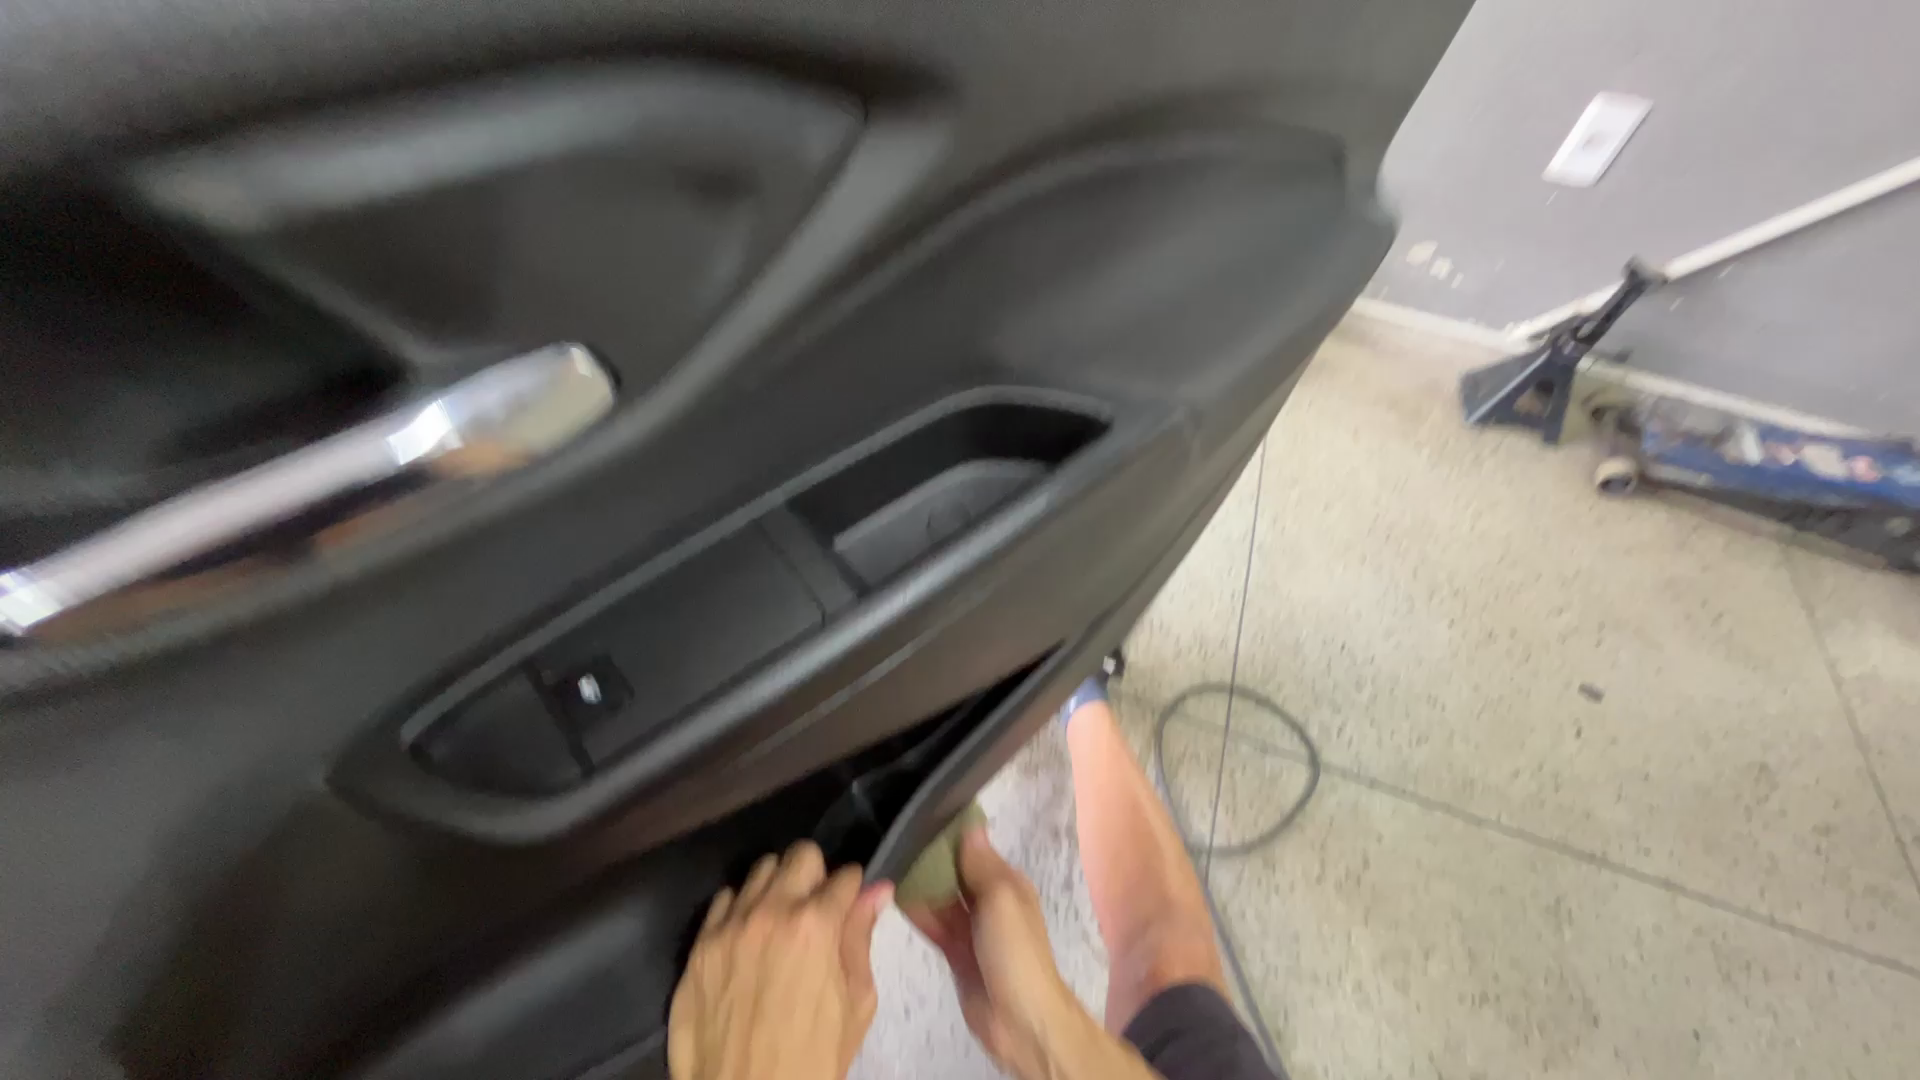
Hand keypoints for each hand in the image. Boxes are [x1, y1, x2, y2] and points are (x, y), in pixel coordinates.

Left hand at [668, 840, 892, 1079]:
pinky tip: (748, 939)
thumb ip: (861, 938)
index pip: (846, 875)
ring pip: (760, 870)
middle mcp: (771, 911)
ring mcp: (730, 927)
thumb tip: (878, 890)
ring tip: (780, 921)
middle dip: (816, 874)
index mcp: (816, 924)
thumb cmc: (814, 1059)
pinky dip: (741, 909)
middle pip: (801, 855)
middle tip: (817, 907)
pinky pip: (724, 900)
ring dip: (778, 887)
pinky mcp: (699, 947)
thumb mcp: (856, 1003)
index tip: (851, 904)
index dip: (853, 890)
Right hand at [902, 827, 1099, 1079]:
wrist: (1020, 1021)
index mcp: (1006, 882)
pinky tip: (892, 895)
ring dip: (920, 884)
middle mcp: (988, 900)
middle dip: (930, 858)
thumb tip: (970, 823)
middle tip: (892, 837)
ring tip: (887, 861)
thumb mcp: (1000, 898)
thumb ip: (980, 863)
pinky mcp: (956, 952)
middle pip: (954, 872)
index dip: (949, 833)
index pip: (973, 848)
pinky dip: (917, 910)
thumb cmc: (1015, 951)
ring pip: (941, 897)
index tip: (918, 815)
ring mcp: (971, 927)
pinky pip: (933, 924)